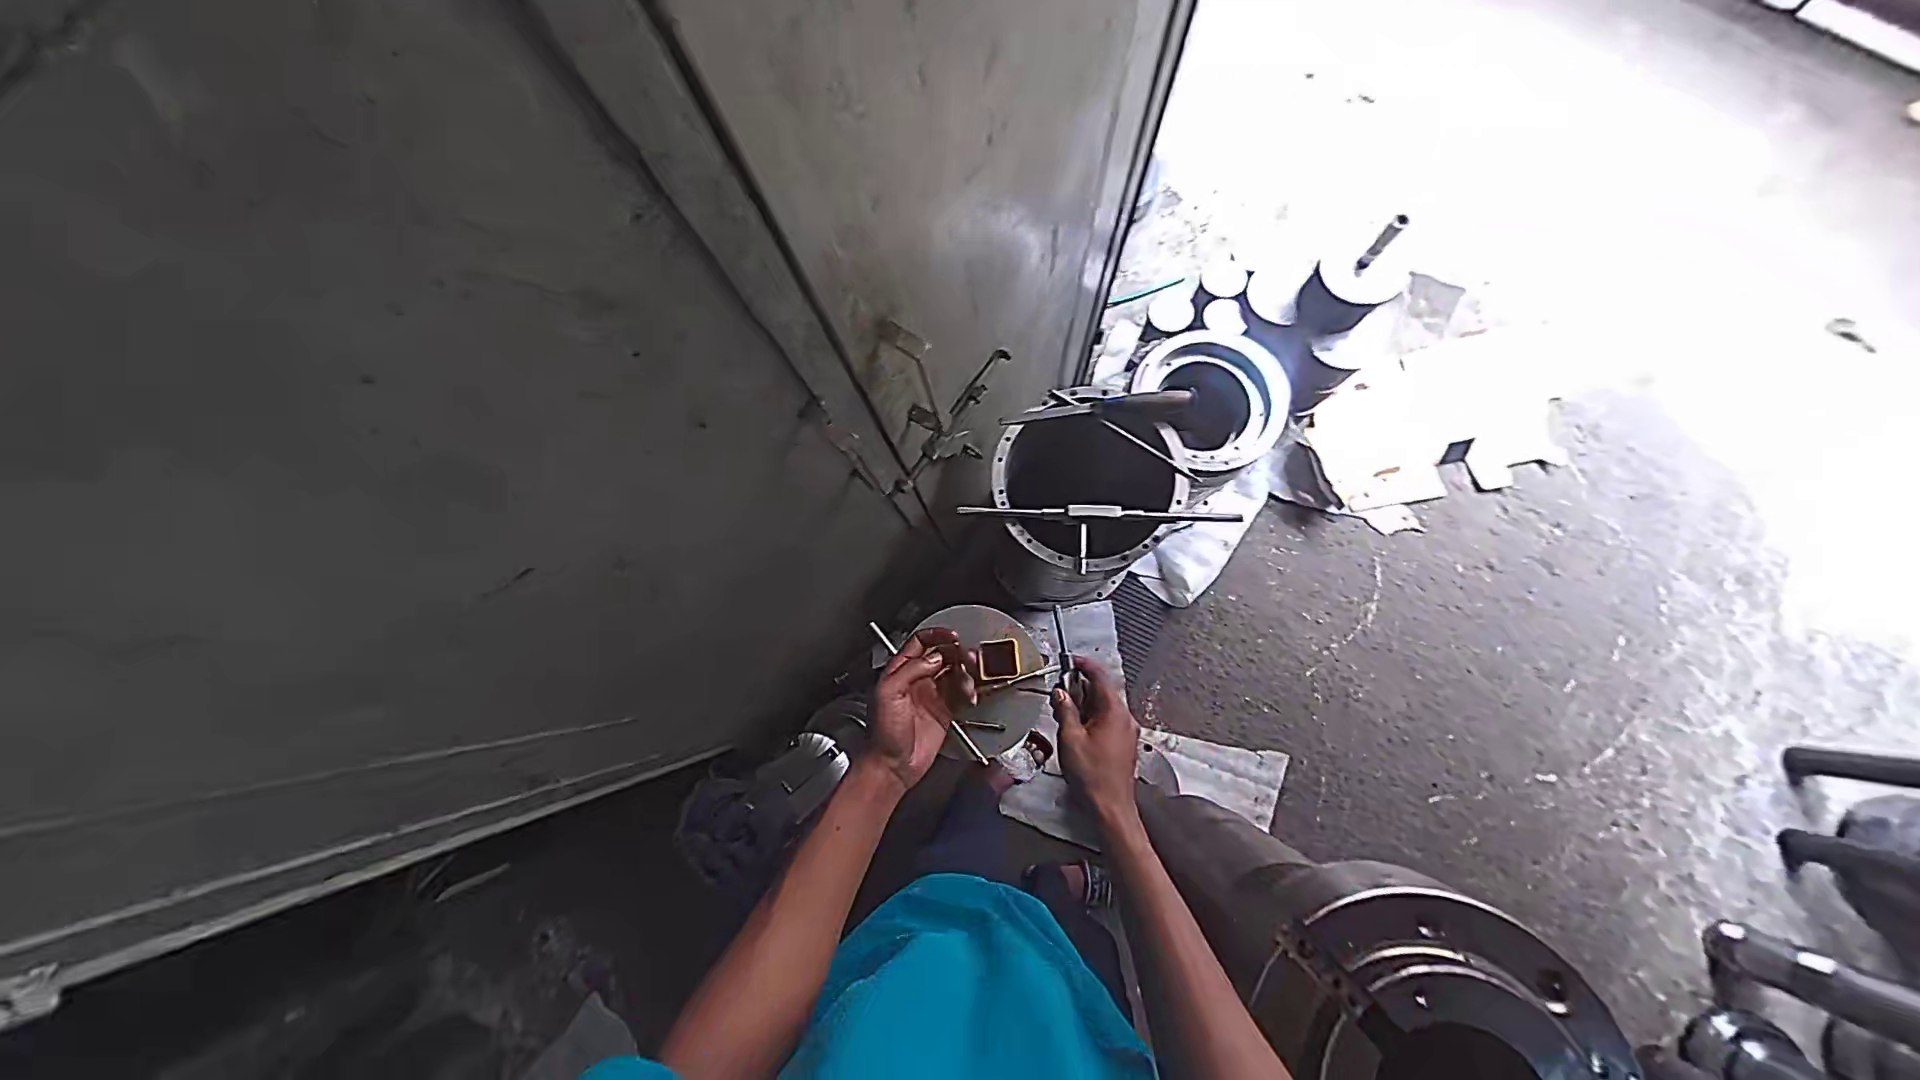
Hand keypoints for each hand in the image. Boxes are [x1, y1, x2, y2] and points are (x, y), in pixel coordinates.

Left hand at [868, 628, 976, 793]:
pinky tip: (969, 694)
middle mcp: (917, 680)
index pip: (920, 643)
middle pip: (942, 656)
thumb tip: (934, 657)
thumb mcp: (888, 693)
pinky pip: (961, 694)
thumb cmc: (881, 733)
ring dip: (966, 671)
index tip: (952, 636)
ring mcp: (932, 695)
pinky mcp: (944, 711)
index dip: (936, 635)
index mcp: (900, 671)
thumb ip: (911, 670)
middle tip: (967, 656)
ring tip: (970, 675)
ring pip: (954, 673)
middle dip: (956, 653)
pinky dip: (969, 691)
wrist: (891, 765)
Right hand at [1052, 657, 1141, 831]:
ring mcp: (1127, 732)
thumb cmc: (1092, 776)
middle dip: (1081, 688)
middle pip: (1103, 691)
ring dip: (1085, 704)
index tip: (1072, 661)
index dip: (1084, 665)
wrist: (1110, 807)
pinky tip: (1078, 729)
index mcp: (1114, 712)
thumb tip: (1060, 693)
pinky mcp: (1124, 743)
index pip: (1100, 677)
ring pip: (1105, 707)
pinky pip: (1108, 720)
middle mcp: (1125, 718)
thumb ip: (1065, 710)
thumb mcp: (1070, 738)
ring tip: (1066, 713)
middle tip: (1061, 692)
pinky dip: (1092, 717)